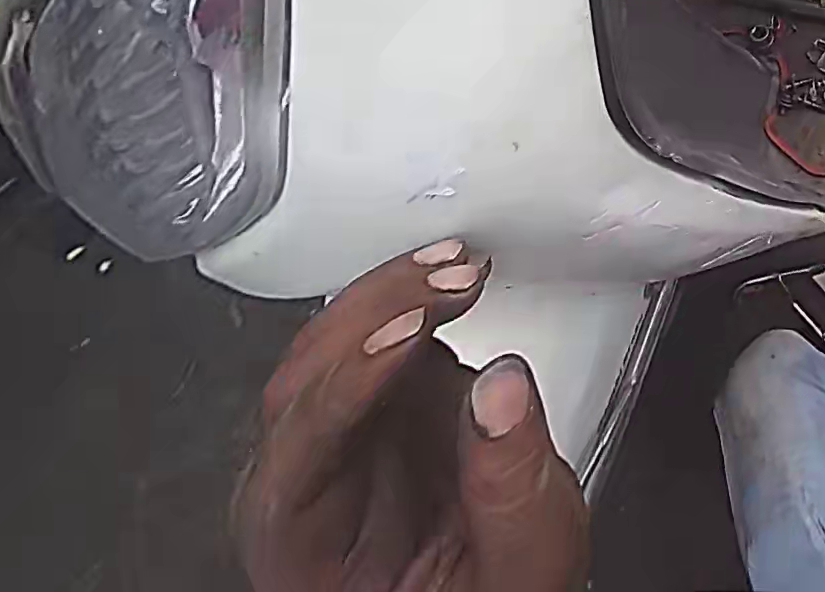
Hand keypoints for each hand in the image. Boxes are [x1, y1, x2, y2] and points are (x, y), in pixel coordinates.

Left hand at [232, 240, 585, 591]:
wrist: (501, 573)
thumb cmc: (497, 585)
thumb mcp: (524, 559)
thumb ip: (513, 484)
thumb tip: (503, 383)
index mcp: (314, 553)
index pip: (300, 460)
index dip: (350, 386)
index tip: (416, 329)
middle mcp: (311, 484)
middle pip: (302, 386)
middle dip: (378, 316)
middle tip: (455, 280)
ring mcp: (348, 430)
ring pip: (329, 345)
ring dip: (391, 293)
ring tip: (458, 264)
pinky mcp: (391, 393)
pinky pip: (376, 330)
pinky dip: (411, 291)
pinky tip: (449, 272)